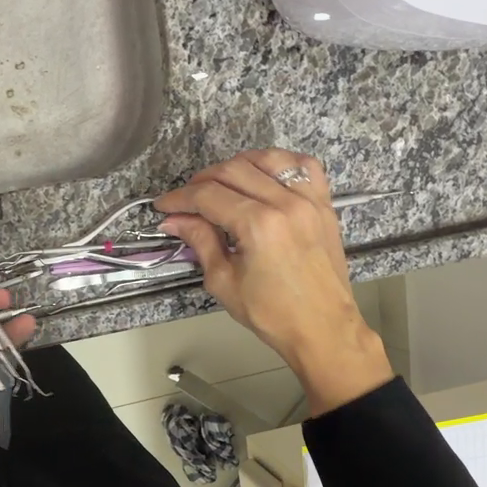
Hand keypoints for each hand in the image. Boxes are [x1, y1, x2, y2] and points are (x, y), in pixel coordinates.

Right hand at [155, 149, 393, 416]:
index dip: (179, 198)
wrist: (321, 326)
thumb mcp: (223, 281)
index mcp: (258, 225)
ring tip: (218, 184)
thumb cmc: (270, 313)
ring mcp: (309, 200)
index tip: (162, 206)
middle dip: (201, 181)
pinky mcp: (323, 204)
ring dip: (236, 165)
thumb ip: (201, 241)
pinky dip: (278, 164)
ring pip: (266, 160)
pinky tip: (261, 175)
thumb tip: (175, 220)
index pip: (208, 196)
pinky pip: (302, 166)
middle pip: (233, 171)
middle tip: (184, 200)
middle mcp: (285, 203)